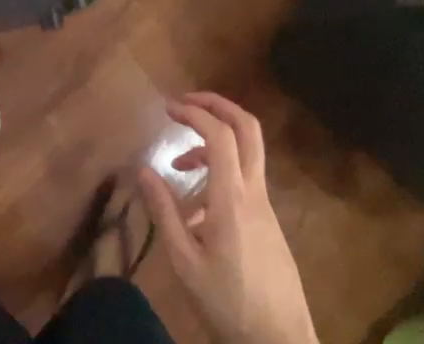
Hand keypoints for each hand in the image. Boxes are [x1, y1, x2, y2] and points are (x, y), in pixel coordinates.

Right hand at [138, 92, 317, 343]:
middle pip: (248, 128)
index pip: (220, 135)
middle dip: (218, 105)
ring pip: (248, 152)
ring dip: (216, 140)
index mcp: (232, 200)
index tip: (169, 108)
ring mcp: (266, 206)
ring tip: (179, 162)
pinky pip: (247, 178)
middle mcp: (255, 193)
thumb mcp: (185, 264)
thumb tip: (143, 169)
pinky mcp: (269, 221)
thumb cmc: (228, 303)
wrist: (280, 341)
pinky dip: (222, 169)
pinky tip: (198, 203)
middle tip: (187, 102)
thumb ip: (165, 212)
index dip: (195, 112)